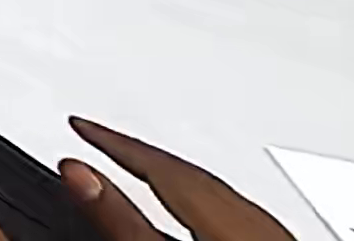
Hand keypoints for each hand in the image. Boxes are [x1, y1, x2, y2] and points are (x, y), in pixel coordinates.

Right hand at [62, 118, 293, 240]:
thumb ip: (121, 215)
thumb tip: (73, 168)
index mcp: (227, 218)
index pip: (160, 162)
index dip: (111, 140)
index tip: (78, 123)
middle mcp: (260, 225)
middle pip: (194, 174)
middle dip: (143, 151)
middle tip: (101, 135)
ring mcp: (280, 239)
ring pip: (223, 194)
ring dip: (176, 173)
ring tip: (141, 163)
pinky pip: (245, 216)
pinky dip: (208, 198)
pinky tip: (198, 207)